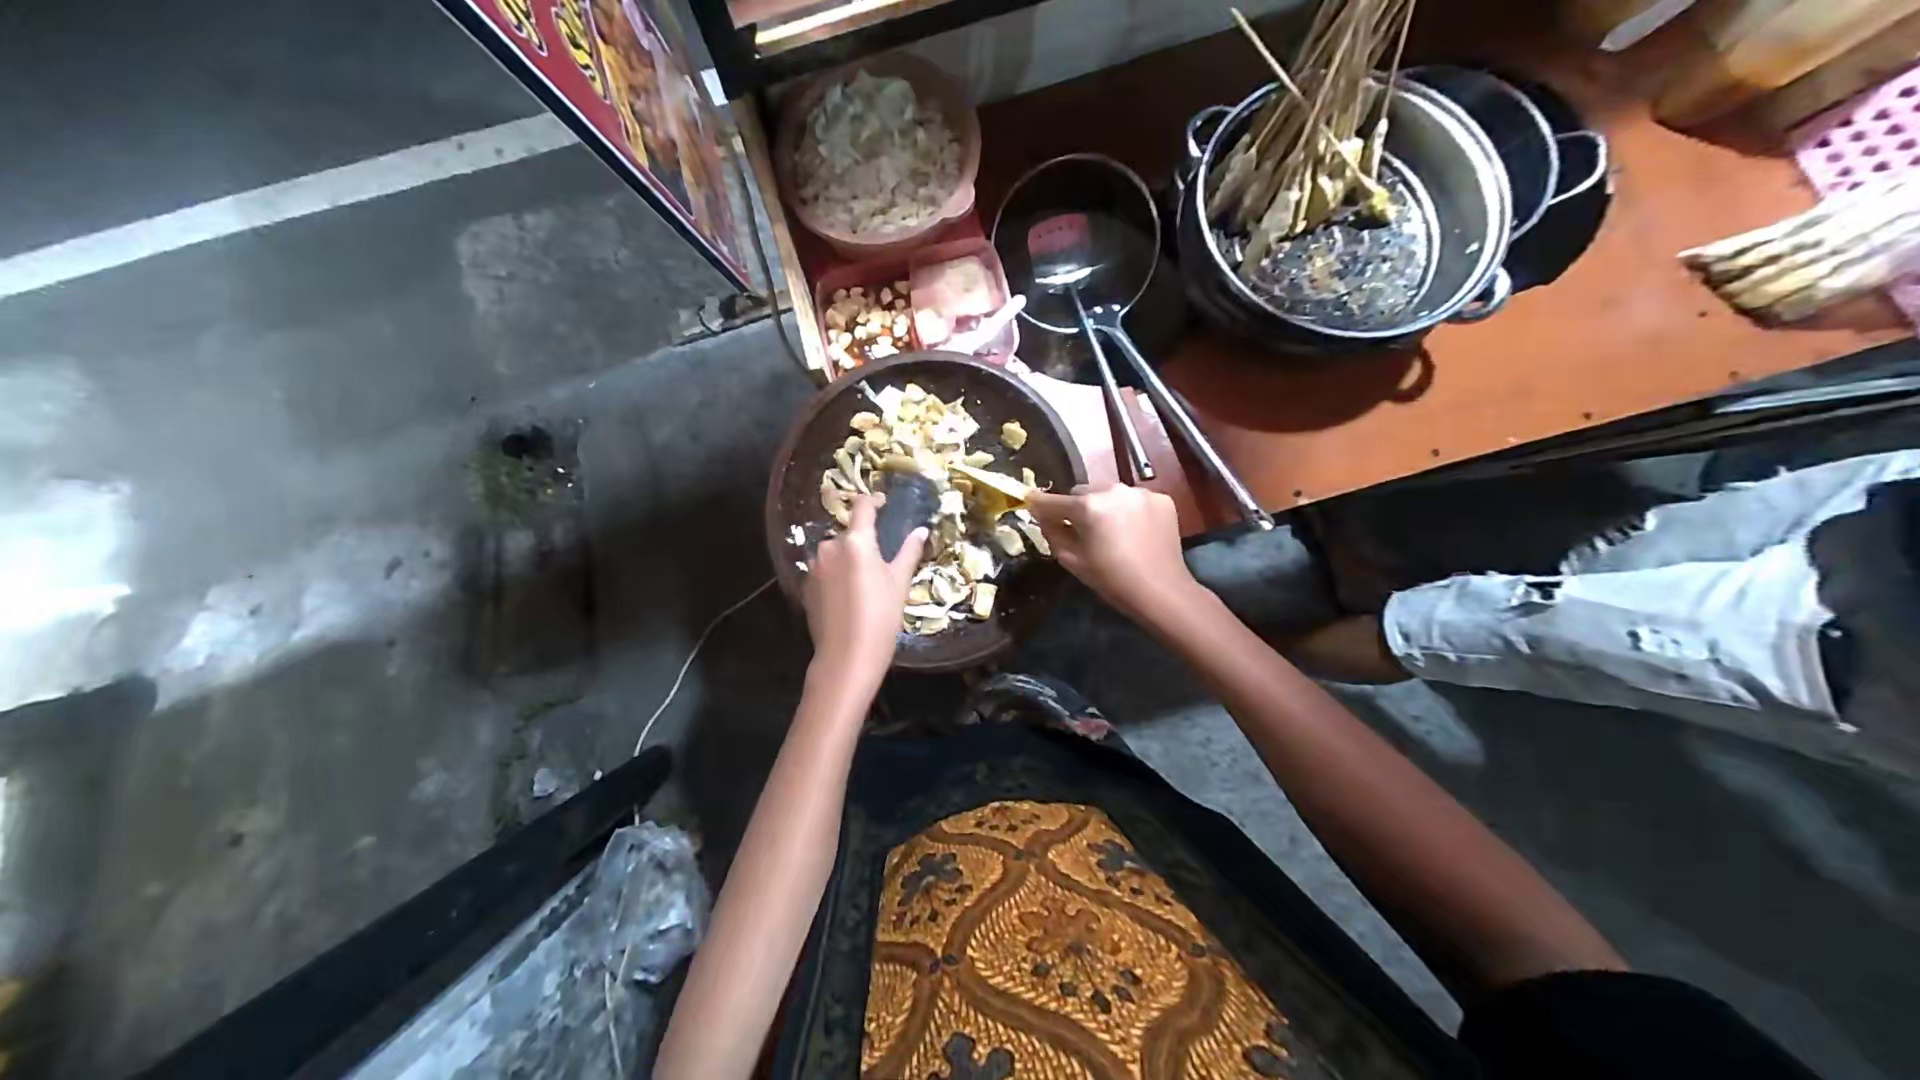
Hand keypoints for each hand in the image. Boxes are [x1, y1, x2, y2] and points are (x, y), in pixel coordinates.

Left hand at [804, 494, 925, 682]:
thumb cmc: (880, 617)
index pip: (863, 507)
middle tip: (881, 558)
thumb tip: (920, 531)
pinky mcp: (806, 586)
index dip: (874, 500)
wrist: (846, 657)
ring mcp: (814, 567)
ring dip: (849, 558)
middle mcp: (830, 547)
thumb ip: (909, 552)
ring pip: (835, 553)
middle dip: (863, 541)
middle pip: (849, 534)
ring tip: (865, 580)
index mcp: (856, 542)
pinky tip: (849, 594)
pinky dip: (837, 574)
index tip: (883, 502)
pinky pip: (825, 571)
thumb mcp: (900, 583)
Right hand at [1026, 484, 1201, 622]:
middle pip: (1082, 491)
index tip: (1029, 501)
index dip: (1037, 503)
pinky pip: (1134, 499)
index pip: (1053, 500)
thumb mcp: (1071, 560)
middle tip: (1081, 528)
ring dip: (1104, 506)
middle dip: (1078, 506)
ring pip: (1109, 493)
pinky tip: (1134, 531)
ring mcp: (1140, 492)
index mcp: (1087, 507)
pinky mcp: (1161, 498)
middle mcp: (1113, 490)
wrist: (1161, 591)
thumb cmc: (1111, 580)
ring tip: (1111, 530)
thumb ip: (1053, 533)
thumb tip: (1045, 518)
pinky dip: (1129, 510)